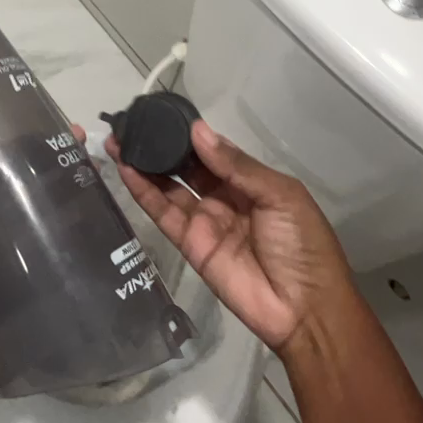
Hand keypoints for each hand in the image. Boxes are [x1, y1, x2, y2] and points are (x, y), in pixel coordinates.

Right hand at [107, 121, 354, 350]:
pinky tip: (126, 168)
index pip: (212, 150)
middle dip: (160, 145)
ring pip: (168, 185)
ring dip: (144, 163)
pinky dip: (143, 191)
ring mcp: (204, 220)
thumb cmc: (303, 244)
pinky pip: (163, 213)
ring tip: (117, 139)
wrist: (304, 310)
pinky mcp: (189, 243)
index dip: (188, 133)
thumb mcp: (280, 196)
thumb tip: (198, 130)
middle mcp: (223, 196)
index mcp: (250, 181)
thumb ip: (237, 165)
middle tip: (131, 122)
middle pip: (186, 166)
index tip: (161, 111)